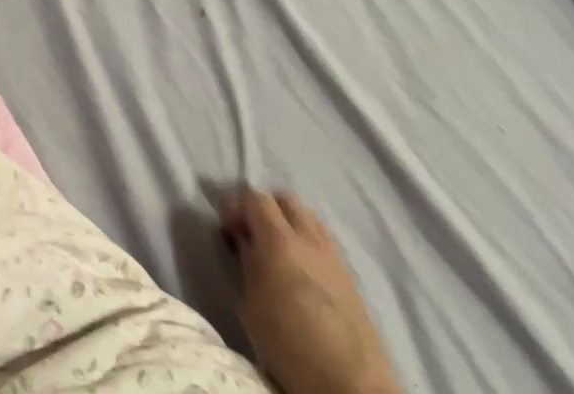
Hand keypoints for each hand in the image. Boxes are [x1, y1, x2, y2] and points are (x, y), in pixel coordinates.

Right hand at [220, 190, 399, 393]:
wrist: (348, 381)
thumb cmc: (289, 346)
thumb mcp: (252, 307)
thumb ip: (248, 265)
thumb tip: (247, 243)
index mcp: (279, 242)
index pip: (256, 199)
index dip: (236, 205)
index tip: (225, 225)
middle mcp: (308, 239)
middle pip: (285, 199)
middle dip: (263, 207)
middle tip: (248, 232)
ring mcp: (332, 254)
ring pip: (307, 215)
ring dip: (286, 221)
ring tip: (274, 248)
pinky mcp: (347, 272)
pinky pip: (322, 238)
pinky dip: (305, 239)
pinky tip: (298, 267)